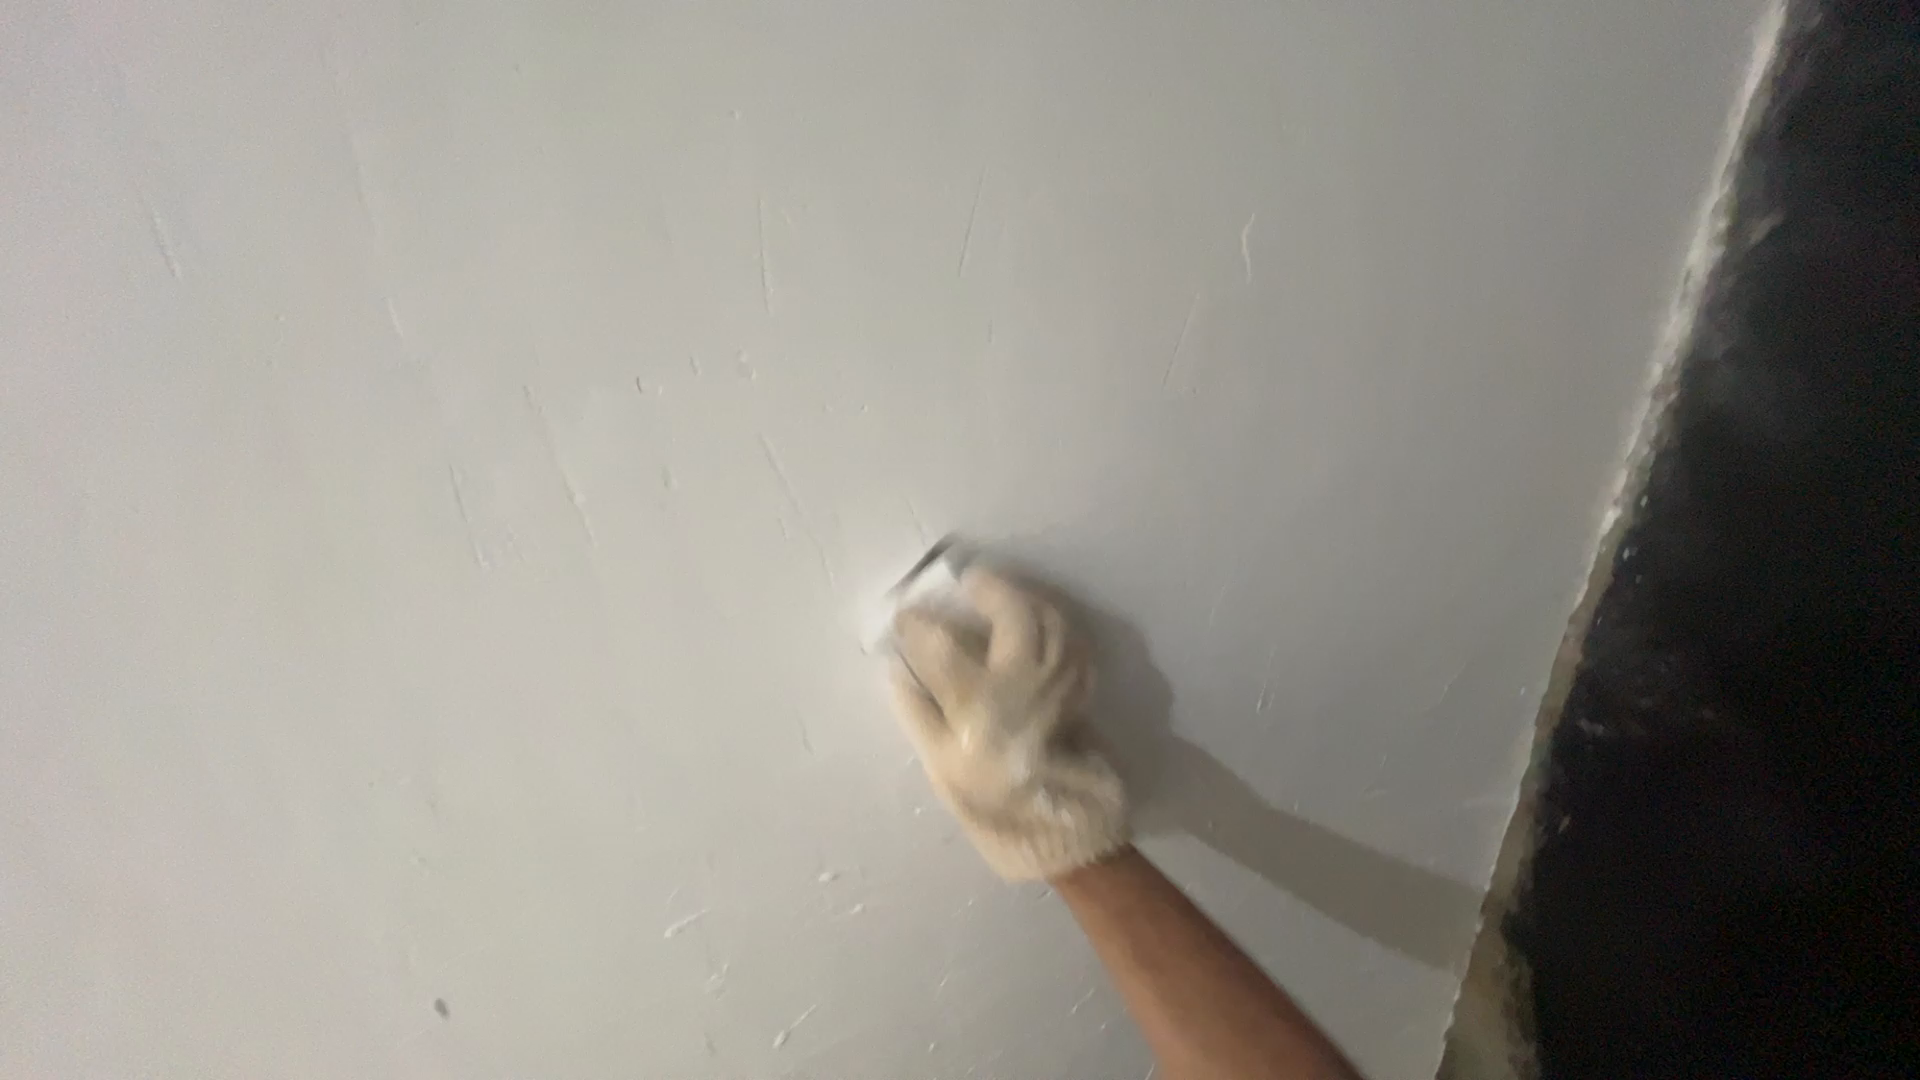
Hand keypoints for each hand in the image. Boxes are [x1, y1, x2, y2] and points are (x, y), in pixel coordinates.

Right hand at [888, 566, 1129, 880]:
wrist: (1058, 825)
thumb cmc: (993, 800)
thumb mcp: (942, 764)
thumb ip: (917, 711)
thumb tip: (896, 667)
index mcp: (982, 704)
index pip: (944, 646)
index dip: (920, 624)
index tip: (905, 614)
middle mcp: (1024, 682)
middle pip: (1013, 614)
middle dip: (990, 589)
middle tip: (971, 580)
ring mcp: (1058, 682)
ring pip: (1049, 619)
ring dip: (1025, 598)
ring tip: (1004, 592)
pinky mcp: (1079, 687)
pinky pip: (1070, 638)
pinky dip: (1052, 620)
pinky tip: (1038, 620)